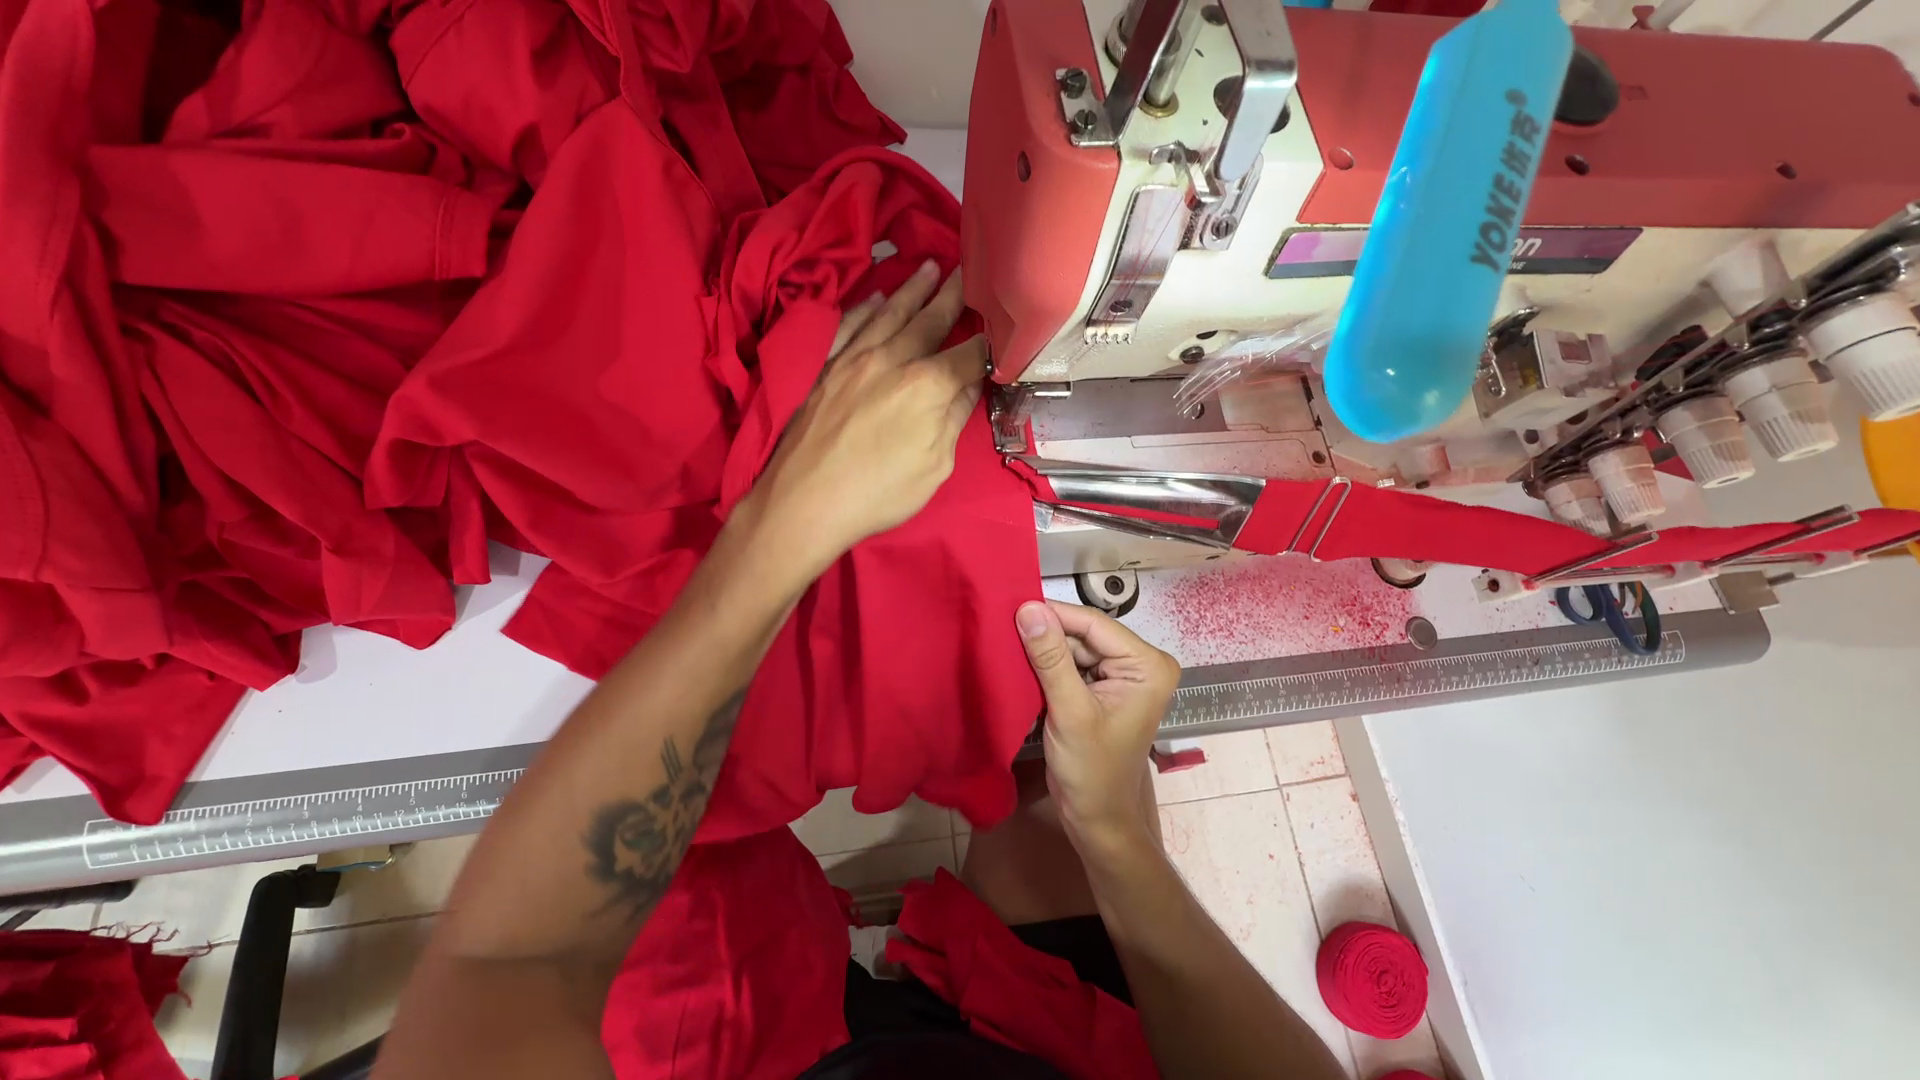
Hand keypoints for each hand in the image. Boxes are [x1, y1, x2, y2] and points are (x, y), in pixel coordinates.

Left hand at [747, 260, 987, 571]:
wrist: (805, 501)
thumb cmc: (878, 494)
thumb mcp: (935, 465)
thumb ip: (953, 419)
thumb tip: (970, 387)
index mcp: (927, 386)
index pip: (967, 355)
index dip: (987, 343)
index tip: (1000, 329)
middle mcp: (891, 360)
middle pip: (928, 320)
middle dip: (952, 295)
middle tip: (967, 270)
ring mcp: (853, 359)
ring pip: (888, 313)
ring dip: (912, 290)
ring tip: (929, 268)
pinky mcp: (825, 367)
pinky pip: (848, 325)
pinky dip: (865, 308)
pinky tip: (876, 297)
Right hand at [1016, 600, 1180, 856]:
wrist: (1095, 816)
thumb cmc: (1091, 770)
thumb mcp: (1069, 711)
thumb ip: (1050, 658)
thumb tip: (1028, 609)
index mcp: (1148, 665)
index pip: (1095, 623)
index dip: (1053, 614)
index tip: (1011, 606)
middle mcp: (1142, 663)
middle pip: (1085, 633)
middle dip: (1047, 633)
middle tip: (1002, 625)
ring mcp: (1123, 675)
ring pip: (1075, 646)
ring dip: (1044, 648)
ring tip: (1006, 640)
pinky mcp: (1104, 687)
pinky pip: (1073, 663)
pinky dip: (1048, 664)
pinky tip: (1021, 661)